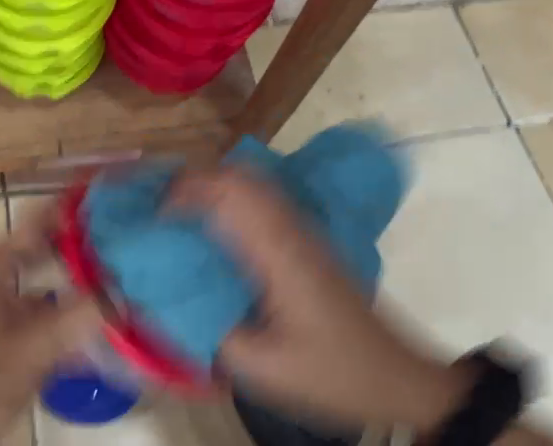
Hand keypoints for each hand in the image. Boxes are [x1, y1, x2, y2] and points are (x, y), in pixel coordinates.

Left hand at [0, 205, 105, 445]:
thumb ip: (80, 317)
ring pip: (47, 288)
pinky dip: (71, 322)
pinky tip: (104, 333)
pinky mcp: (8, 342)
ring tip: (122, 282)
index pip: (34, 224)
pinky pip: (46, 321)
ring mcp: (0, 313)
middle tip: (123, 242)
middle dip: (80, 249)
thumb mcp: (32, 346)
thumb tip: (125, 291)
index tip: (105, 199)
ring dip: (79, 288)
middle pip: (43, 253)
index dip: (66, 209)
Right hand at [172, 167, 468, 433]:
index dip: (183, 195)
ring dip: (210, 183)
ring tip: (178, 208)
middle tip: (159, 207)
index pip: (226, 194)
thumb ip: (212, 334)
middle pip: (237, 175)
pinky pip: (262, 197)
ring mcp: (302, 229)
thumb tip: (167, 305)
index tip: (153, 217)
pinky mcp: (307, 238)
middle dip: (191, 180)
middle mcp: (290, 228)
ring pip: (251, 180)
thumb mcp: (266, 369)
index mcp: (278, 252)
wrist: (399, 377)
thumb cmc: (333, 372)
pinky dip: (230, 194)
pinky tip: (213, 221)